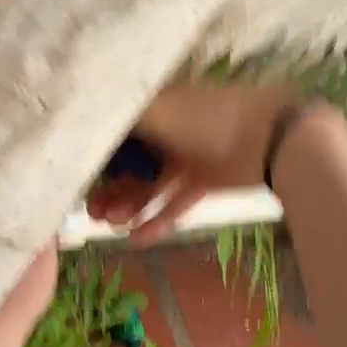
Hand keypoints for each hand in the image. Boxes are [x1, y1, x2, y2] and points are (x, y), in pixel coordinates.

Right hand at [87, 84, 302, 244]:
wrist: (270, 139)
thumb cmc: (207, 119)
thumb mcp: (157, 109)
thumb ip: (120, 118)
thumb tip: (82, 125)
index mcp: (154, 108)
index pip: (115, 132)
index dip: (95, 156)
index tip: (76, 179)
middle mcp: (166, 131)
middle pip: (128, 164)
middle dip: (108, 189)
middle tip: (91, 213)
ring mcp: (185, 157)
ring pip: (148, 186)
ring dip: (128, 206)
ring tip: (112, 225)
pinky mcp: (203, 182)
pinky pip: (174, 203)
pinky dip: (158, 220)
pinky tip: (138, 239)